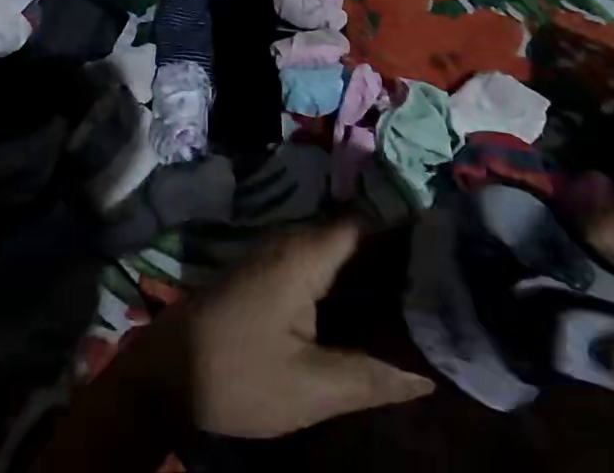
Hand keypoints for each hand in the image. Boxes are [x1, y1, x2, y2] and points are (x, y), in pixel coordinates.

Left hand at [168, 221, 435, 437]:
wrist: (164, 374)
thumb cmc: (236, 374)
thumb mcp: (309, 388)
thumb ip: (371, 378)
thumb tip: (428, 375)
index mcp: (305, 254)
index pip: (368, 224)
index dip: (409, 232)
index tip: (449, 248)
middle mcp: (291, 242)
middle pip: (355, 237)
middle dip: (397, 256)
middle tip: (447, 282)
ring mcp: (274, 256)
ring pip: (337, 252)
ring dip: (373, 271)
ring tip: (423, 295)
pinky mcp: (266, 274)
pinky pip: (318, 265)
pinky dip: (348, 281)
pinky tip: (372, 308)